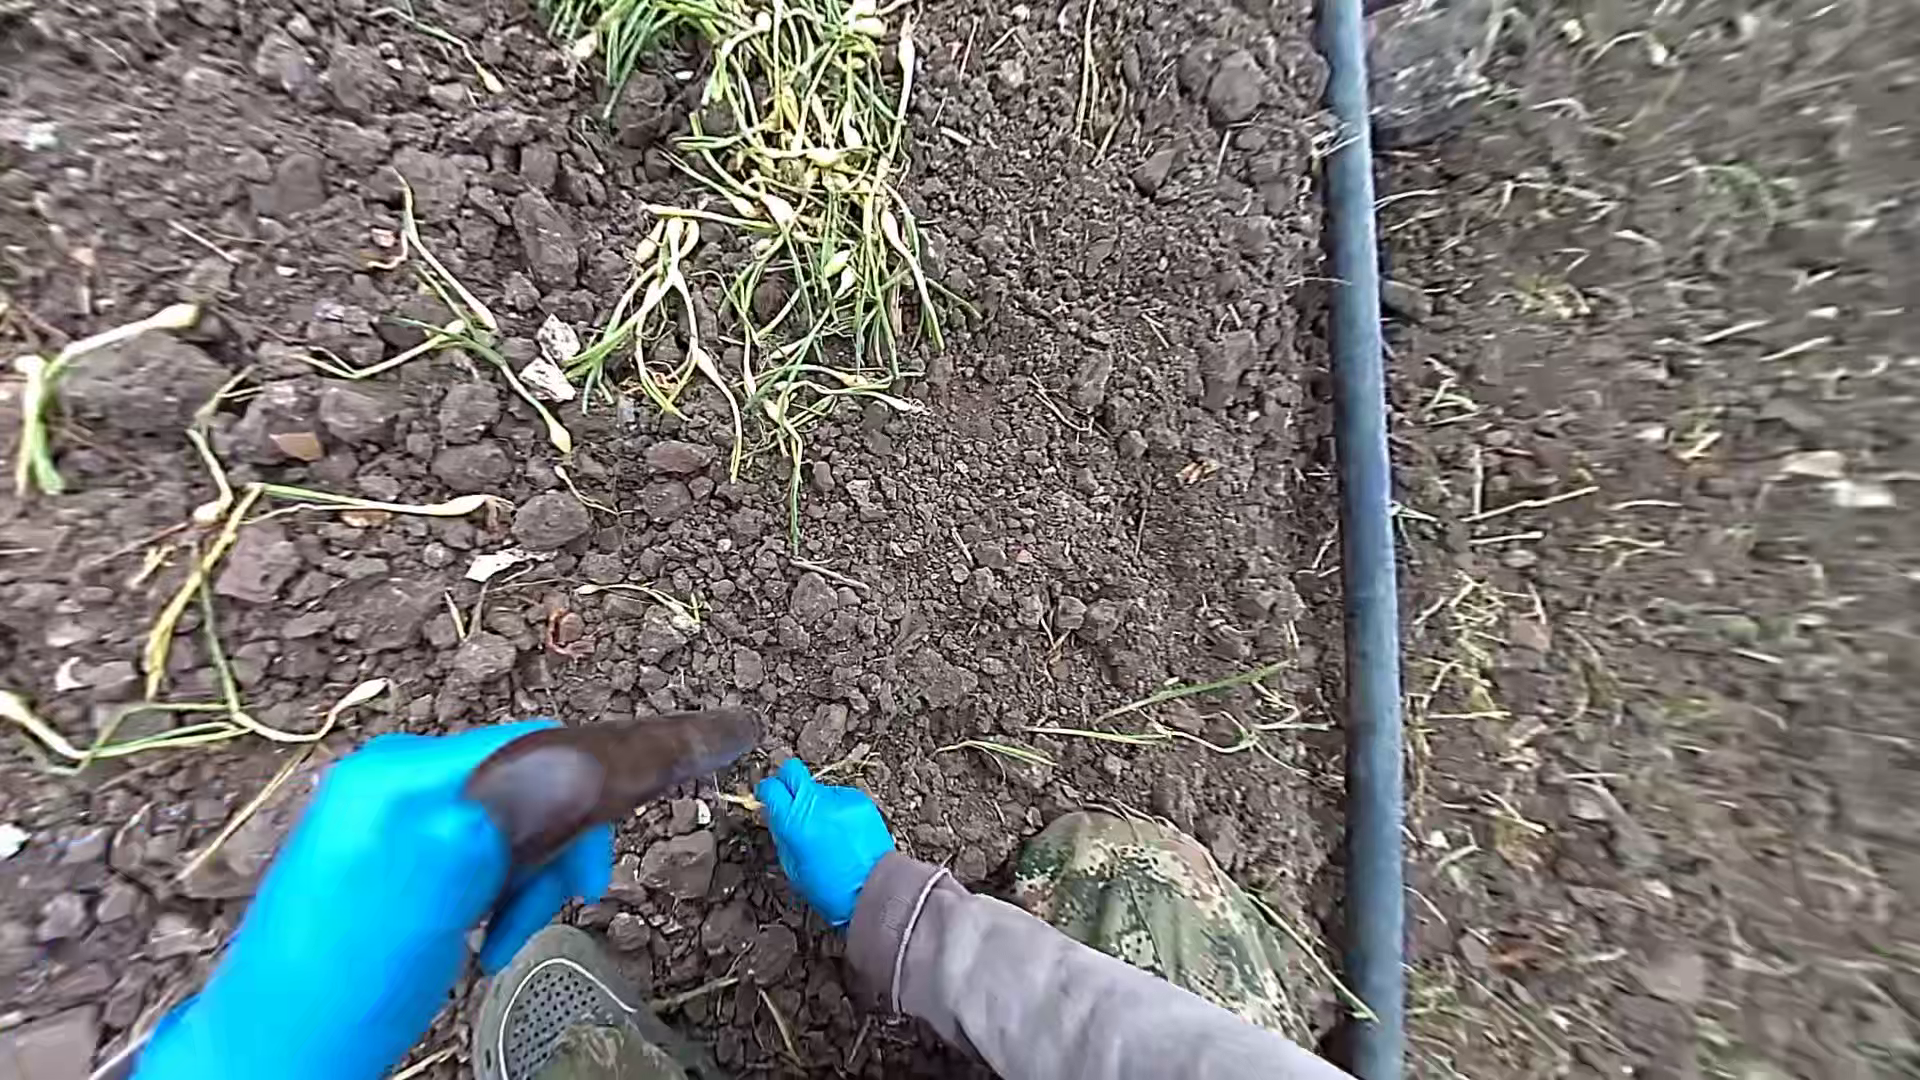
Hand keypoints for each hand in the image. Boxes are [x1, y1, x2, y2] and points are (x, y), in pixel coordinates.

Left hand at [134, 722, 612, 1079]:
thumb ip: (494, 814)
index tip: (590, 851)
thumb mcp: (436, 890)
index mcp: (398, 773)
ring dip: (535, 875)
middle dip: (554, 846)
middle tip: (568, 897)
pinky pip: (499, 843)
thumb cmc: (343, 987)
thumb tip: (569, 765)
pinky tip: (496, 930)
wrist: (272, 1067)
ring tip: (512, 931)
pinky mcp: (421, 845)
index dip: (578, 789)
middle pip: (531, 782)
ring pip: (522, 816)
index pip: (528, 744)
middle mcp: (406, 778)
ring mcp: (412, 812)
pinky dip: (512, 886)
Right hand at [757, 758, 894, 925]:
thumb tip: (775, 814)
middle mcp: (817, 803)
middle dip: (788, 780)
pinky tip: (843, 830)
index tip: (769, 796)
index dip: (768, 791)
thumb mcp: (794, 868)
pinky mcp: (859, 798)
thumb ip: (782, 836)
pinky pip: (840, 797)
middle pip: (793, 770)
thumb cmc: (832, 889)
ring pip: (818, 788)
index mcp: (795, 823)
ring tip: (827, 829)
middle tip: (790, 797)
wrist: (874, 887)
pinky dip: (837, 808)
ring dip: (817, 802)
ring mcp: (840, 798)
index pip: (771, 788)